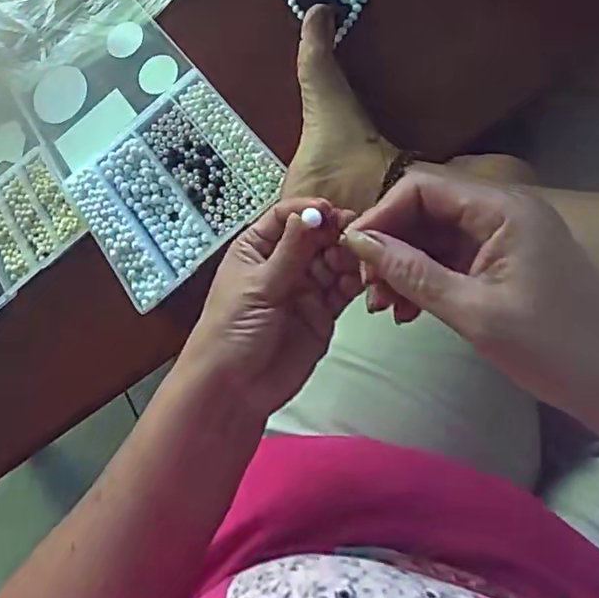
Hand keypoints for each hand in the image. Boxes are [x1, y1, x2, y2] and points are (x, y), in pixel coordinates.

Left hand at [181, 198, 364, 419]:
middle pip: (313, 237)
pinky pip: (342, 289)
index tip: (332, 210)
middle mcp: (280, 263)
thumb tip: (310, 213)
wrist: (235, 387)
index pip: (283, 217)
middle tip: (356, 233)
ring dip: (347, 256)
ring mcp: (302, 287)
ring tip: (360, 257)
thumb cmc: (233, 328)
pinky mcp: (321, 312)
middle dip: (334, 232)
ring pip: (332, 261)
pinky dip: (355, 281)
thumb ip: (290, 251)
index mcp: (255, 248)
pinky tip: (365, 277)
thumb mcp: (260, 285)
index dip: (307, 211)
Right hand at [338, 168, 598, 411]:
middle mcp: (499, 211)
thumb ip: (410, 271)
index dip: (381, 214)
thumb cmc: (557, 348)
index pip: (421, 187)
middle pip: (421, 209)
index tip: (355, 253)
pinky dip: (419, 279)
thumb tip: (355, 241)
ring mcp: (500, 236)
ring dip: (399, 266)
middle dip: (387, 245)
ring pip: (427, 235)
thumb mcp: (473, 311)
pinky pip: (444, 257)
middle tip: (367, 288)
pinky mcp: (498, 260)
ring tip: (382, 307)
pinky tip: (405, 310)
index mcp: (502, 209)